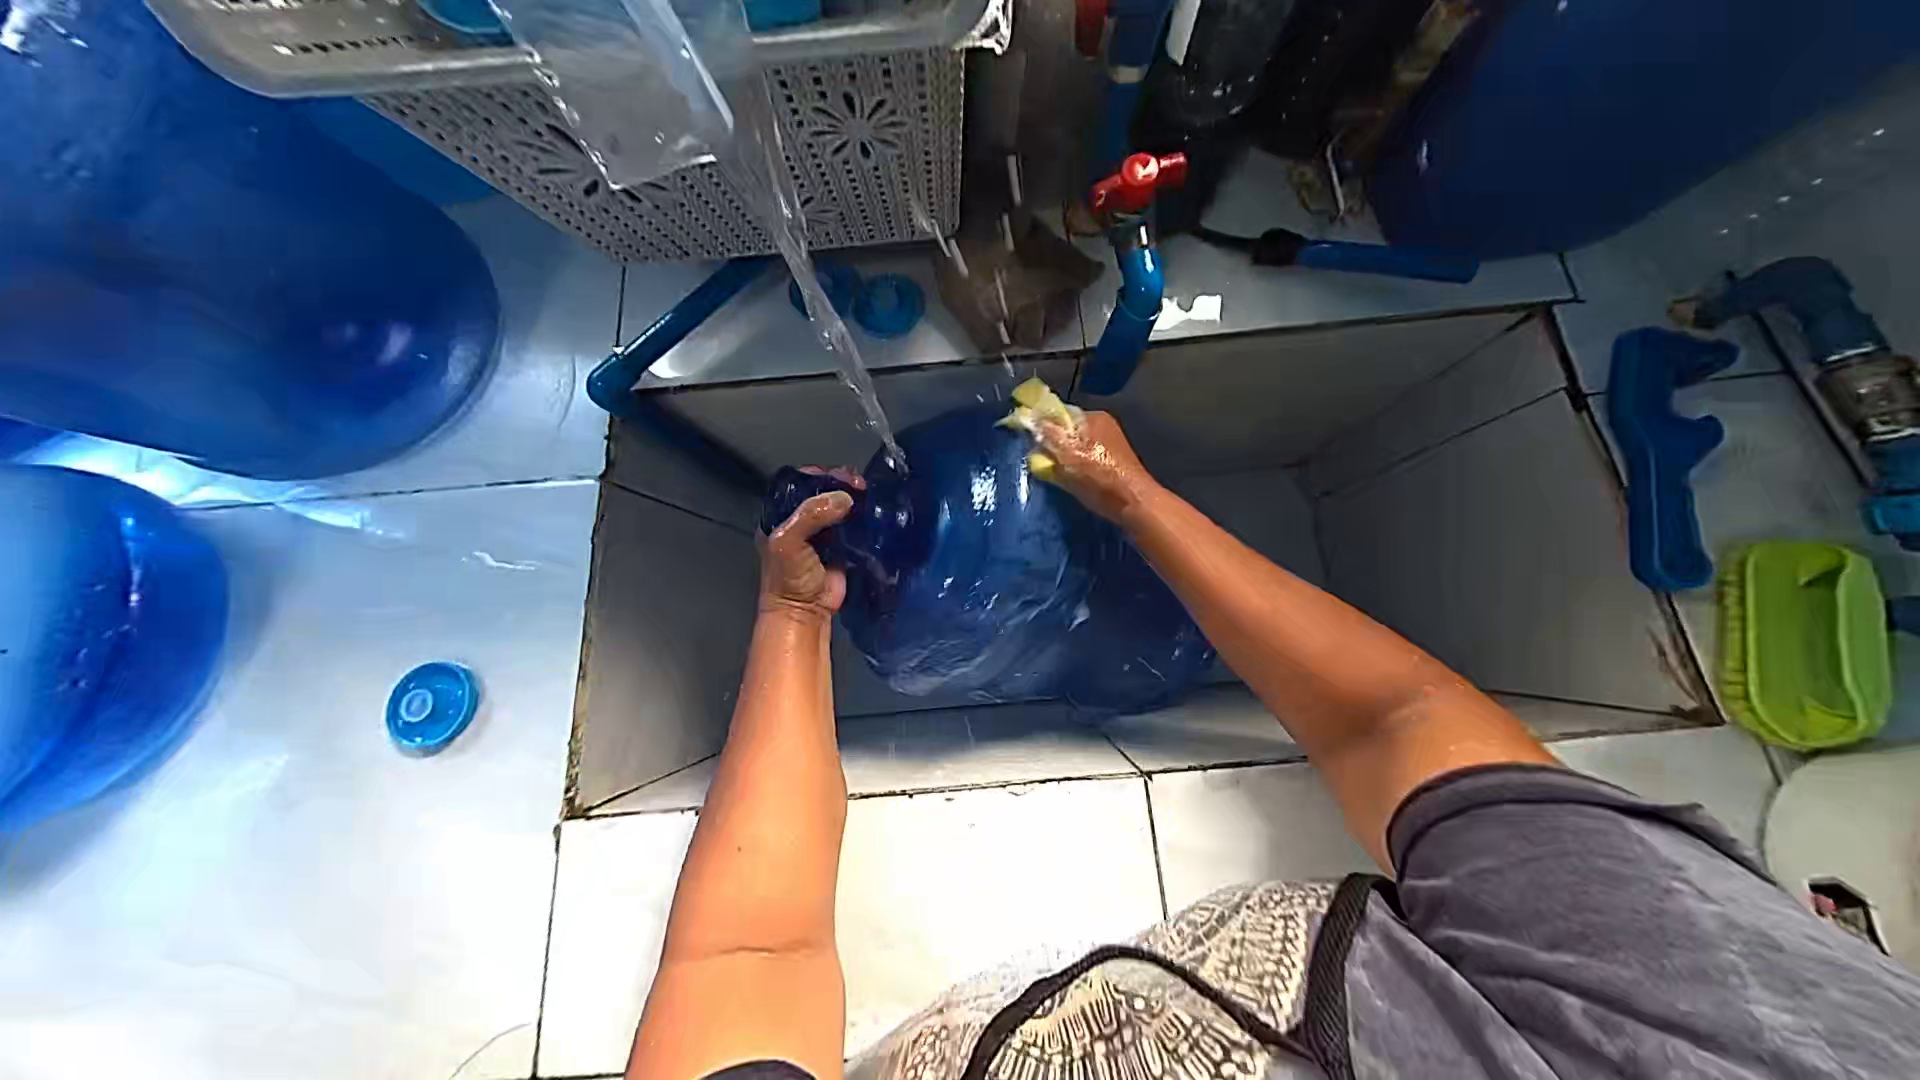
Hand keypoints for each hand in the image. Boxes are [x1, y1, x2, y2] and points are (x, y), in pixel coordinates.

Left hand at [759, 466, 863, 619]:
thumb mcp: (788, 541)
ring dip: (855, 499)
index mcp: (781, 515)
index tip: (837, 476)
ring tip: (867, 494)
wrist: (805, 612)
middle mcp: (802, 520)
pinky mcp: (843, 546)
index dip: (819, 476)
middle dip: (841, 484)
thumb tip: (844, 499)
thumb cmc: (789, 579)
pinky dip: (864, 517)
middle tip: (857, 484)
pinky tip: (872, 511)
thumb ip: (810, 515)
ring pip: (841, 506)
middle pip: (824, 492)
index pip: (801, 484)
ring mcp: (823, 533)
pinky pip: (854, 525)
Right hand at [1032, 410, 1161, 523]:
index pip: (1058, 413)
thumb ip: (1046, 432)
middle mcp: (1101, 426)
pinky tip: (1067, 480)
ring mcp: (1107, 445)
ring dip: (1059, 458)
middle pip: (1064, 430)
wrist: (1131, 504)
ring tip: (1052, 472)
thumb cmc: (1099, 477)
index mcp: (1093, 417)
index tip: (1027, 439)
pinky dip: (1071, 467)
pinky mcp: (1108, 464)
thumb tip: (1025, 416)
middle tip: (1038, 460)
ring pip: (1072, 446)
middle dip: (1049, 444)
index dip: (1040, 424)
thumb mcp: (1067, 452)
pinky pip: (1080, 459)